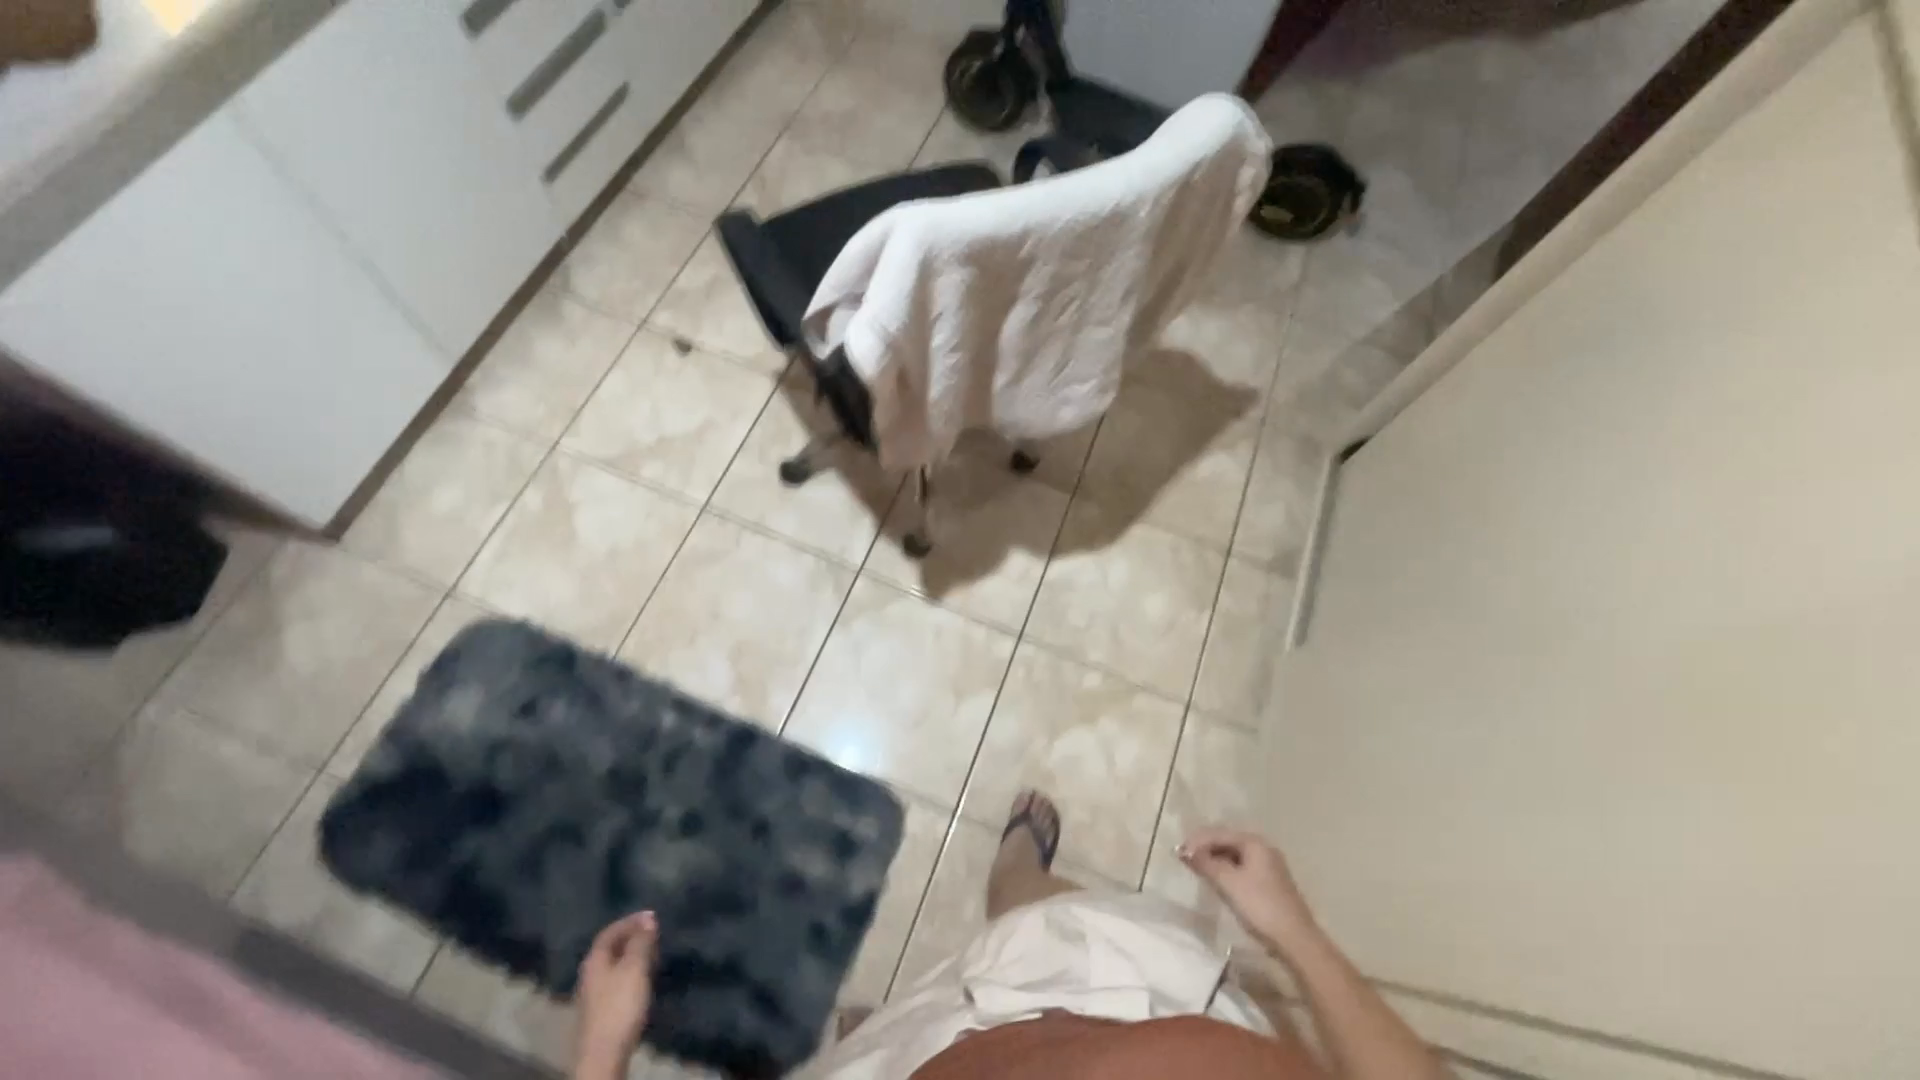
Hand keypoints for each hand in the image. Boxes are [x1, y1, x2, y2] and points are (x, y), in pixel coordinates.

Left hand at [574, 911, 657, 1074]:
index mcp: (595, 960)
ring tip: (654, 953)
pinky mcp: (602, 1010)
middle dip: (632, 937)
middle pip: (610, 948)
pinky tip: (644, 979)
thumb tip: (648, 919)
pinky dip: (632, 972)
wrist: (604, 1053)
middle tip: (655, 932)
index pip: (610, 932)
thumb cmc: (620, 1005)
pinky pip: (617, 981)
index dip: (630, 921)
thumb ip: (641, 943)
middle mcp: (590, 974)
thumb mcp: (635, 968)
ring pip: (614, 965)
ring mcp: (594, 994)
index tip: (652, 916)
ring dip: (633, 956)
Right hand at [1179, 828, 1321, 955]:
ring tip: (1196, 869)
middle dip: (1205, 848)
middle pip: (1227, 841)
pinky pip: (1241, 868)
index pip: (1219, 833)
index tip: (1177, 853)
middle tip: (1184, 860)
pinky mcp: (1269, 882)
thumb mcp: (1228, 883)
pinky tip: (1216, 880)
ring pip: (1234, 855)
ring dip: (1214, 860)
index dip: (1197, 841)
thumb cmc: (1260, 906)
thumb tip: (1185, 851)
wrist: (1295, 940)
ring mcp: (1269, 866)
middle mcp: (1263, 849)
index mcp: (1254, 843)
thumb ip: (1206, 863)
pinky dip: (1226, 870)